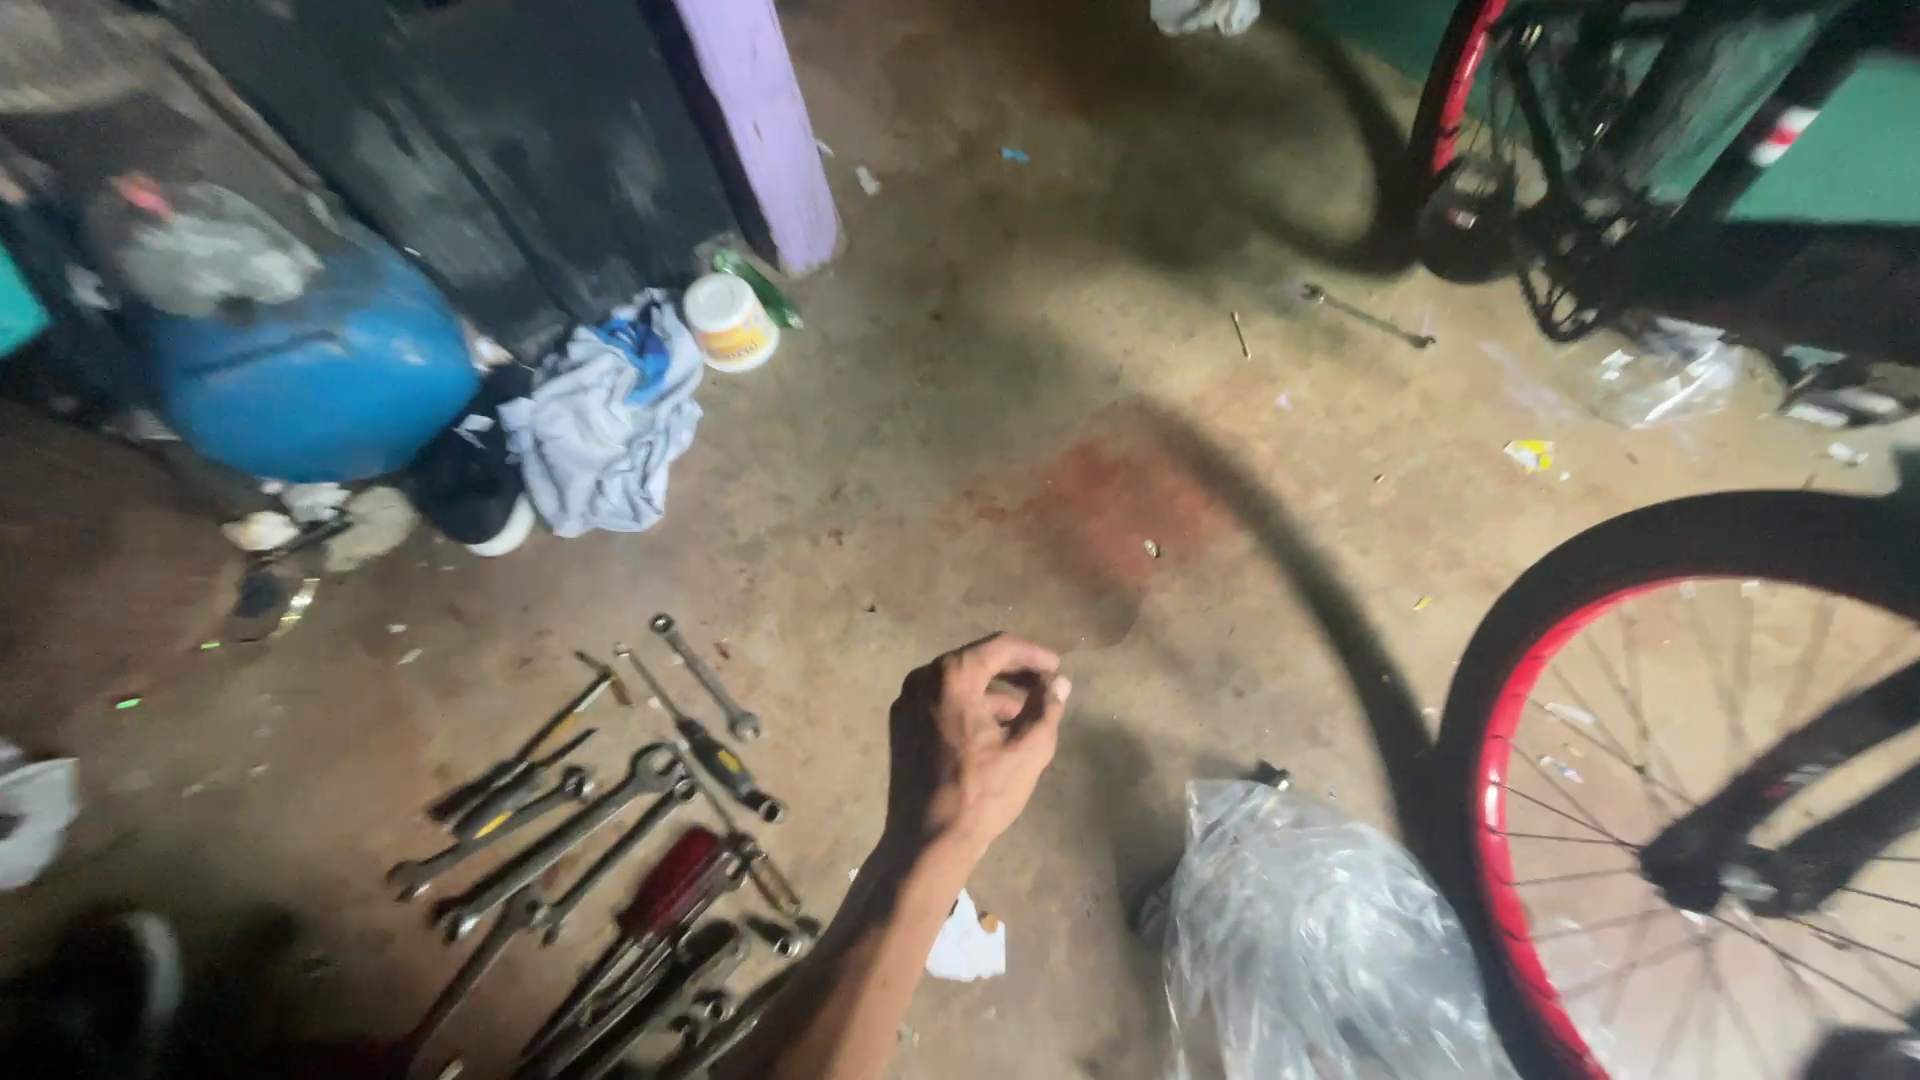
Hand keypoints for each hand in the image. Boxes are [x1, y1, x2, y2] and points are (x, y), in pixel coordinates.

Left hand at [883, 633, 1071, 856]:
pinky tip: (992, 728)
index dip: (1033, 653)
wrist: (926, 842)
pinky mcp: (901, 725)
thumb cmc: (980, 793)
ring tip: (1024, 711)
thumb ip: (1047, 708)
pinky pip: (941, 701)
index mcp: (951, 676)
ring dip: (992, 690)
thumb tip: (1059, 683)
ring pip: (958, 681)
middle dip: (1013, 670)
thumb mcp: (1028, 750)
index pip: (999, 646)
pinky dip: (969, 705)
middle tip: (1044, 684)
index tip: (1057, 667)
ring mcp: (906, 702)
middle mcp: (922, 679)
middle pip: (976, 660)